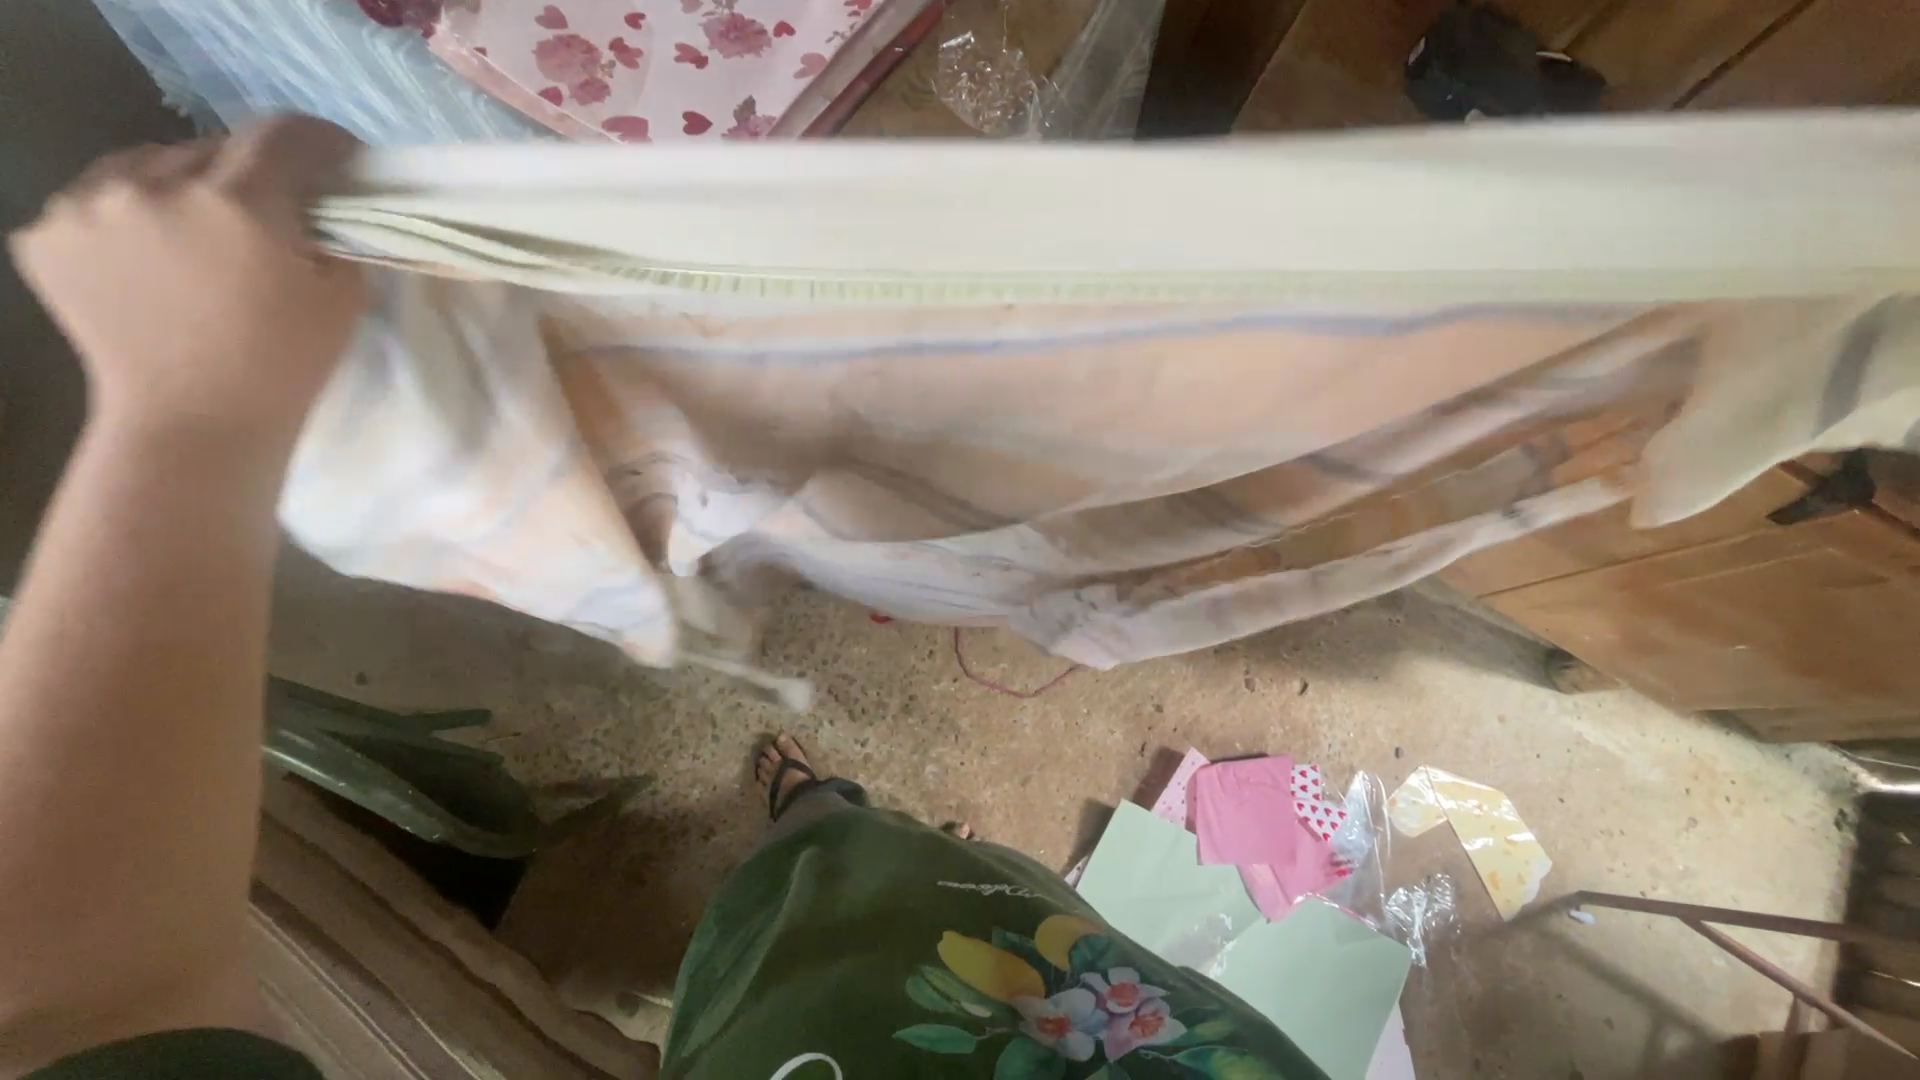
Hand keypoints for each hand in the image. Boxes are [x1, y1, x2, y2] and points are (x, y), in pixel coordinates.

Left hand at [8, 115, 368, 447]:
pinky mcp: (45, 235)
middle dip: (254, 174)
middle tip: (278, 213)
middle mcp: (151, 184)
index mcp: (238, 201)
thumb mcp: (342, 297)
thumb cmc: (287, 363)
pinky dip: (135, 220)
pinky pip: (99, 203)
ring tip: (207, 234)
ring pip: (147, 166)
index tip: (341, 157)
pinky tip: (159, 262)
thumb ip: (331, 235)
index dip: (320, 139)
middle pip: (214, 148)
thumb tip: (318, 208)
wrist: (196, 421)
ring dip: (186, 188)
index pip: (283, 134)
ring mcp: (84, 206)